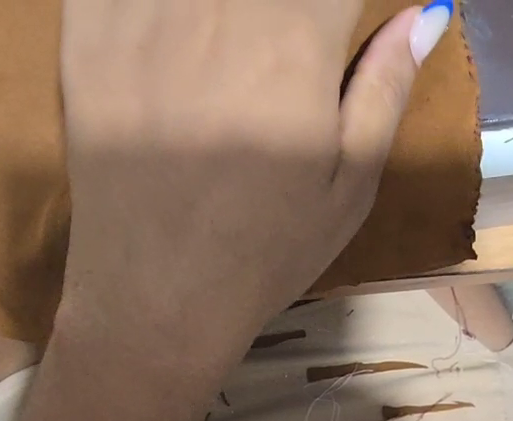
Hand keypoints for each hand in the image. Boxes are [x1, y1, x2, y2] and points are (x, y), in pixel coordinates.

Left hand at [56, 0, 451, 366]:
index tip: (342, 31)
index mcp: (297, 43)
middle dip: (293, 8)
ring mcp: (144, 9)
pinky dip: (155, 1)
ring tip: (238, 52)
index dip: (344, 4)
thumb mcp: (348, 190)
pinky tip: (181, 32)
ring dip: (230, 10)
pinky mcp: (88, 26)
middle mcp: (220, 6)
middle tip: (289, 57)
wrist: (157, 299)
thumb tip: (423, 14)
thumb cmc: (267, 254)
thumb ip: (384, 91)